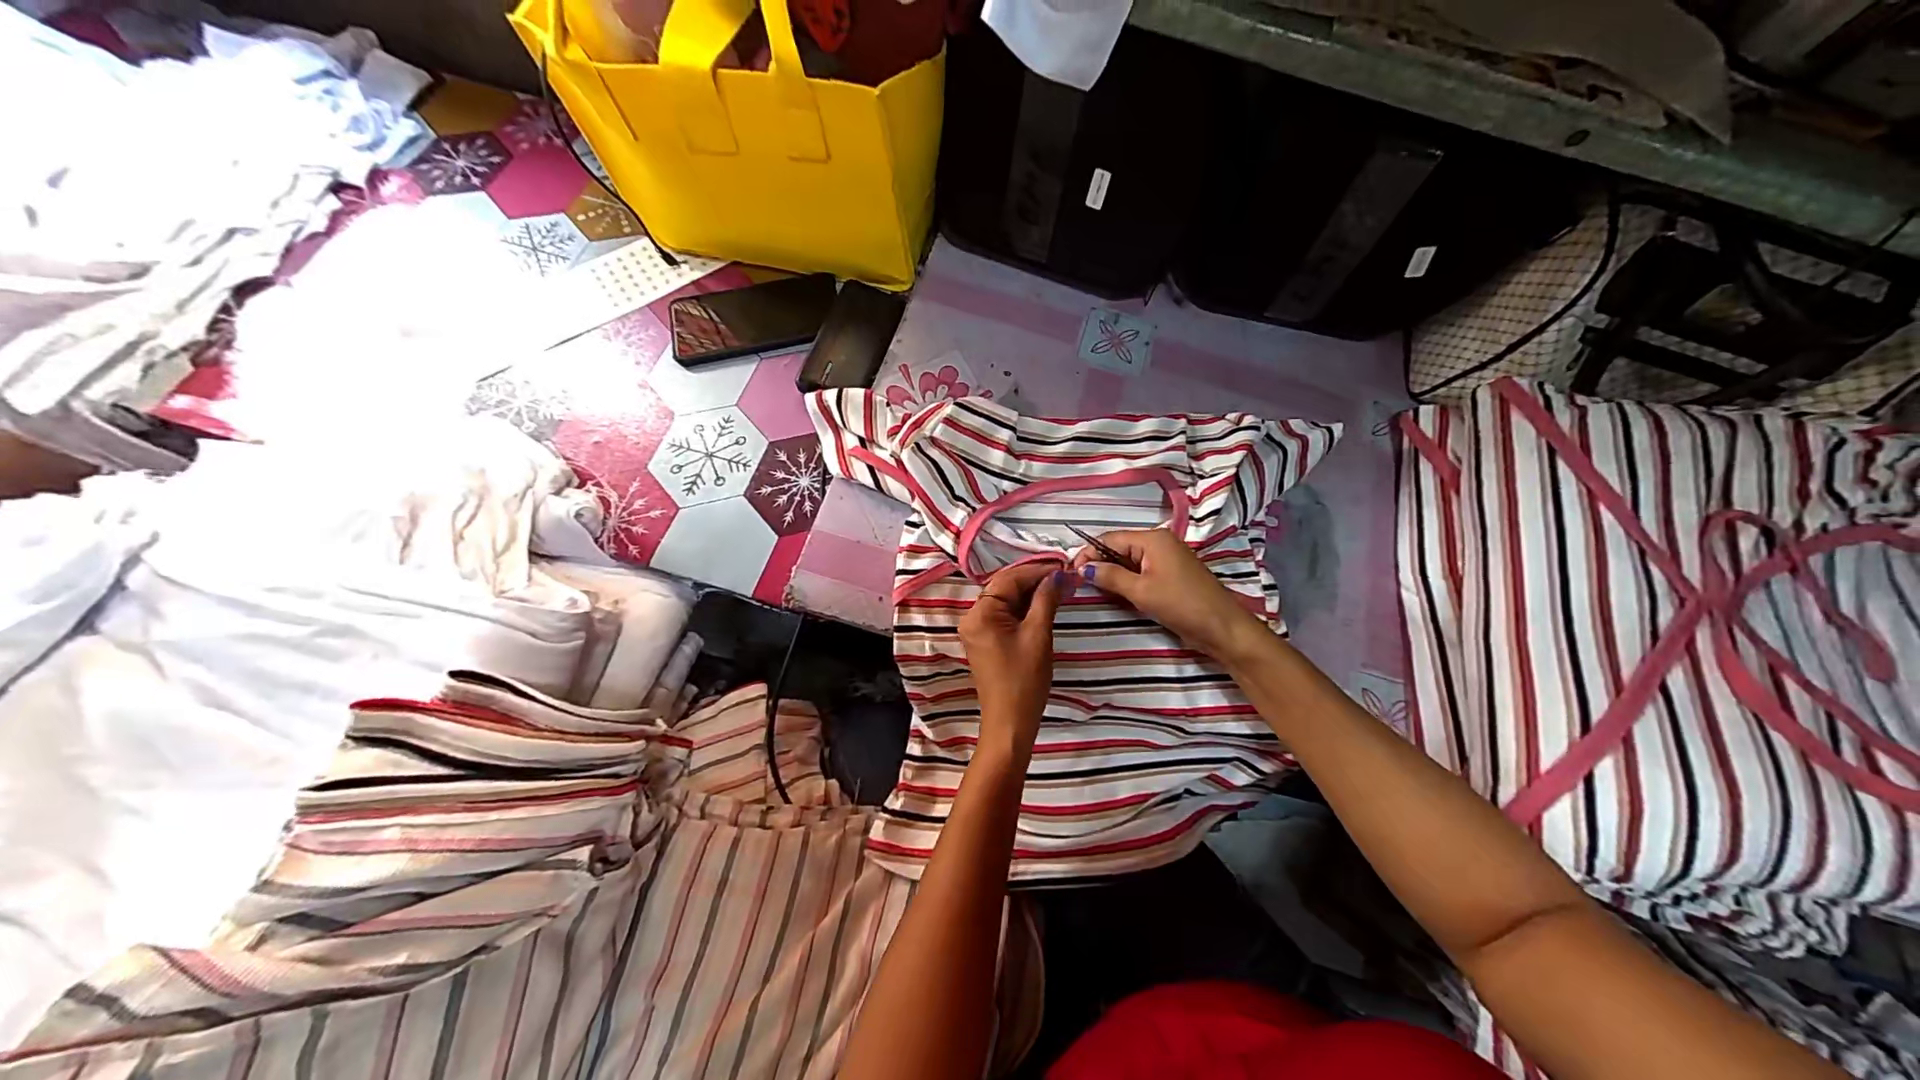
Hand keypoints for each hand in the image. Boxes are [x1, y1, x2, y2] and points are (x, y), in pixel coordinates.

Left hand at [958, 562, 1062, 761]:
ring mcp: (977, 630)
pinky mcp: (986, 641)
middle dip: (1035, 581)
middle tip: (1065, 576)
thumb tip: (1058, 575)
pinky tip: (1045, 605)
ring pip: (1006, 601)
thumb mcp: (1038, 635)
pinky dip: (1025, 609)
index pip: (1009, 579)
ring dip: (1032, 594)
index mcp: (980, 613)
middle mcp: (972, 617)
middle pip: (1005, 588)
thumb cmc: (1024, 680)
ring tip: (1060, 588)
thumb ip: (1046, 600)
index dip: (1037, 570)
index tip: (1064, 565)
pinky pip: (1005, 616)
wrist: (1010, 722)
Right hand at [1070, 528, 1265, 662]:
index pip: (1110, 539)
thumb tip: (1083, 568)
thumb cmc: (1181, 605)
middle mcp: (1159, 542)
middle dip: (1099, 564)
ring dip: (1113, 574)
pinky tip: (1118, 594)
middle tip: (1079, 583)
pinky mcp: (1171, 575)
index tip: (1070, 572)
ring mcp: (1167, 558)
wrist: (1223, 628)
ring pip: (1129, 561)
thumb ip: (1110, 576)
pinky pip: (1141, 571)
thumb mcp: (1141, 591)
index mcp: (1153, 539)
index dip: (1088, 554)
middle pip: (1119, 548)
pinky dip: (1127, 581)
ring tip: (1095, 590)